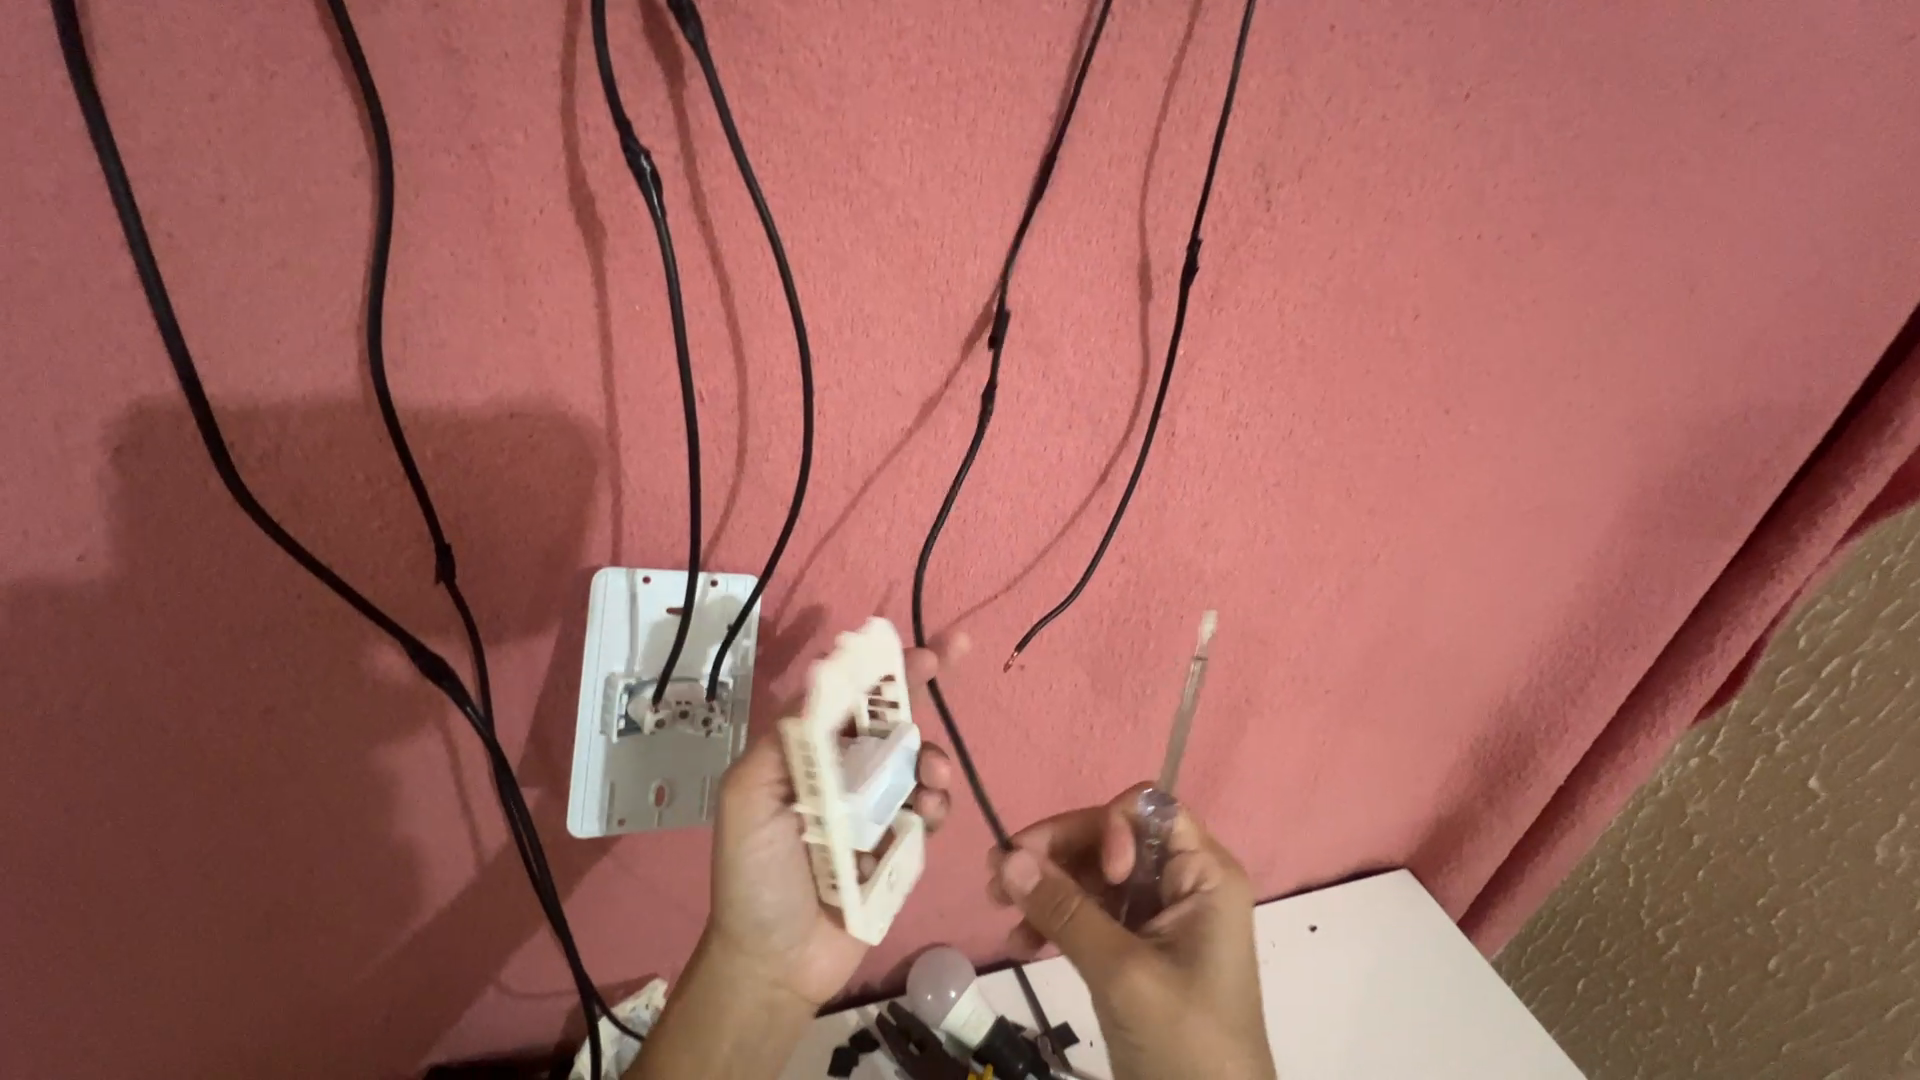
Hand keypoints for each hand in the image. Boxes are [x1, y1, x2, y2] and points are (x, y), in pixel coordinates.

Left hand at [700, 634, 963, 1007]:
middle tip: (951, 658)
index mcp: (809, 755)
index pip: (849, 698)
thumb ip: (785, 740)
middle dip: (921, 687)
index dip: (883, 668)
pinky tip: (928, 816)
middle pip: (891, 719)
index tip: (921, 647)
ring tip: (931, 777)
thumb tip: (826, 683)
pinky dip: (938, 803)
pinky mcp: (902, 844)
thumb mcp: (748, 796)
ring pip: (918, 762)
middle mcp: (846, 772)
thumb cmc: (754, 875)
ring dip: (932, 756)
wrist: (776, 962)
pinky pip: (931, 810)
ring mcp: (877, 808)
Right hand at [989, 785, 1276, 1079]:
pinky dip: (1054, 919)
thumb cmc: (1185, 1044)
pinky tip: (1022, 943)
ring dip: (1046, 886)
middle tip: (1000, 874)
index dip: (1106, 826)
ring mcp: (1158, 916)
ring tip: (999, 908)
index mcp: (1203, 874)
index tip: (1075, 865)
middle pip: (1112, 837)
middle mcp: (1183, 883)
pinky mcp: (1136, 948)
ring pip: (1093, 873)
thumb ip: (1065, 910)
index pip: (1147, 810)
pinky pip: (1089, 912)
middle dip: (1057, 853)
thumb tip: (1005, 856)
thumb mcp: (1123, 973)